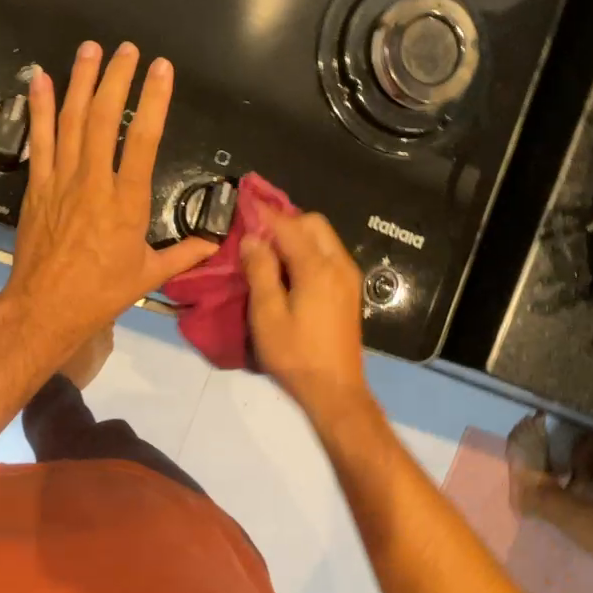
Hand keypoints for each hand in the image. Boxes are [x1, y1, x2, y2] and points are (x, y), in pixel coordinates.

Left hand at [3, 41, 216, 343]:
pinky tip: (40, 79)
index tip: (160, 69)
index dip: (154, 100)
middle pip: (104, 118)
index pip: (143, 140)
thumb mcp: (148, 275)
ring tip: (90, 49)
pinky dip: (39, 107)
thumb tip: (215, 244)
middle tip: (126, 49)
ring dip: (81, 81)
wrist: (45, 307)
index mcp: (126, 202)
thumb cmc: (101, 293)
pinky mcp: (37, 185)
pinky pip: (39, 139)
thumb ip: (183, 254)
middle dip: (116, 79)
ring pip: (71, 120)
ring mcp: (61, 180)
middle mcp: (94, 182)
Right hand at [241, 213, 369, 418]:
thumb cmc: (296, 354)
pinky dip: (307, 252)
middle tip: (255, 234)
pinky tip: (288, 270)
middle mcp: (338, 265)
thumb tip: (253, 239)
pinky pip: (327, 256)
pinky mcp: (348, 291)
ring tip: (267, 252)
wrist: (335, 390)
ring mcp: (348, 278)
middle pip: (313, 224)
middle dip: (285, 221)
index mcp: (317, 268)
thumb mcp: (267, 314)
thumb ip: (260, 271)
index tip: (243, 202)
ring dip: (296, 236)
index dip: (264, 213)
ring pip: (323, 239)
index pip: (288, 226)